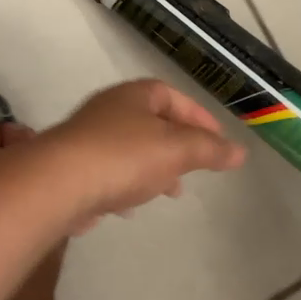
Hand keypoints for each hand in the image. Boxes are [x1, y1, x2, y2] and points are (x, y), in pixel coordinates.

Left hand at [43, 79, 244, 218]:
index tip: (218, 141)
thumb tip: (239, 150)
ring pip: (131, 148)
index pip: (168, 94)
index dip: (196, 114)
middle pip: (149, 121)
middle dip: (177, 144)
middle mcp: (107, 110)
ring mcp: (89, 137)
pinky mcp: (76, 165)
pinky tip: (132, 205)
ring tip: (171, 190)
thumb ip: (208, 149)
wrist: (61, 181)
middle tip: (197, 167)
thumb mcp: (175, 149)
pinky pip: (110, 171)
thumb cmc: (122, 156)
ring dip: (154, 167)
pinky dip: (128, 184)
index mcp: (130, 96)